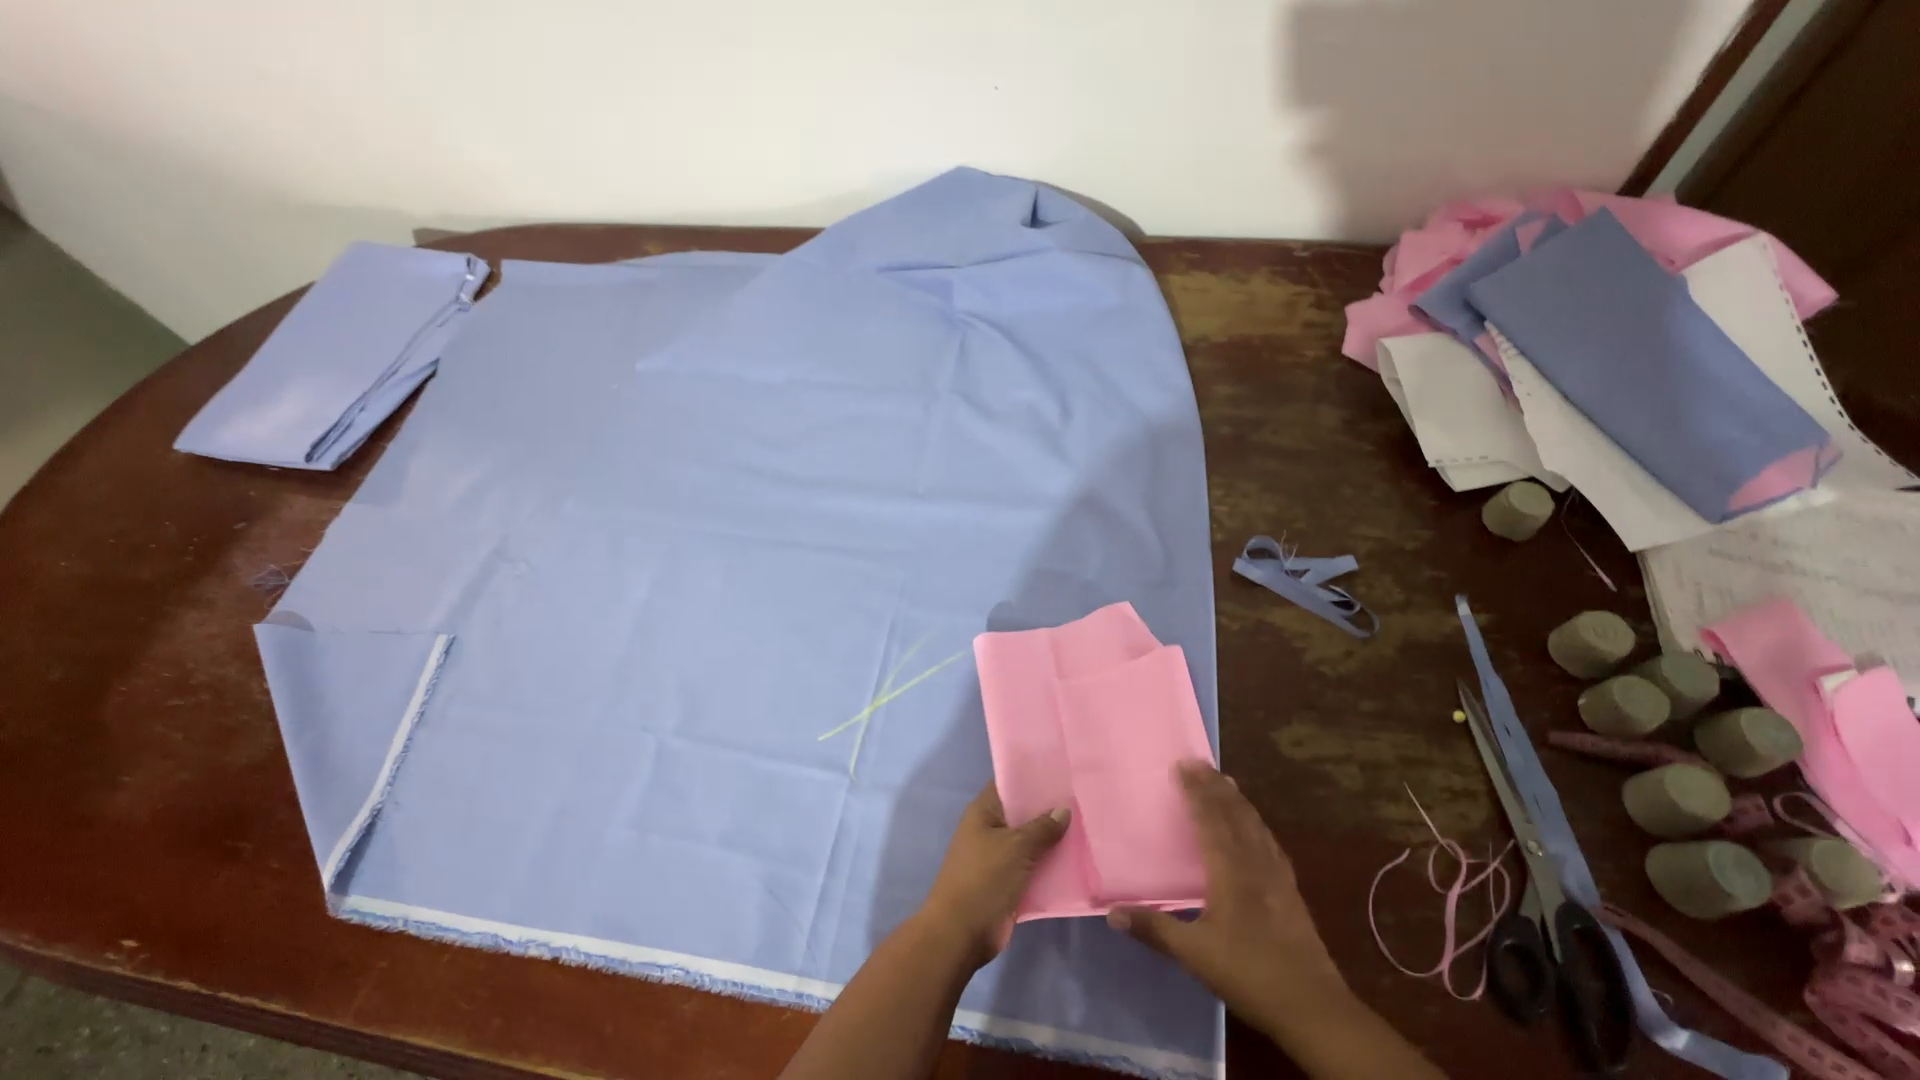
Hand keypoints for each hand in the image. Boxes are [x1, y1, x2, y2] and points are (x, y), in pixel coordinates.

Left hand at [918, 782, 1069, 965]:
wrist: (963, 932)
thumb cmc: (984, 879)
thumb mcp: (1015, 847)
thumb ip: (1042, 828)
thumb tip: (1064, 809)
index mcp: (984, 812)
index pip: (1009, 784)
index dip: (1034, 778)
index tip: (1064, 772)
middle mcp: (991, 830)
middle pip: (1024, 814)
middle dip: (1051, 810)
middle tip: (1086, 798)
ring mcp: (1001, 857)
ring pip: (1033, 842)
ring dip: (1055, 840)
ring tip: (1091, 826)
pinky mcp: (1010, 882)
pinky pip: (1035, 867)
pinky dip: (1053, 865)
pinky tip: (1080, 859)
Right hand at [1107, 761, 1348, 1035]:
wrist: (1311, 1004)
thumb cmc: (1248, 973)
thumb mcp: (1194, 954)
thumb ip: (1154, 929)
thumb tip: (1112, 912)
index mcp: (1230, 872)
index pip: (1210, 820)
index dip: (1196, 792)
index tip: (1183, 765)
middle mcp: (1256, 865)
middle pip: (1236, 815)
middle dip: (1216, 787)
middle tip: (1201, 762)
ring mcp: (1278, 877)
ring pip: (1257, 827)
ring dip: (1239, 801)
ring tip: (1228, 782)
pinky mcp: (1291, 893)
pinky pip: (1270, 845)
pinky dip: (1258, 826)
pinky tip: (1258, 831)